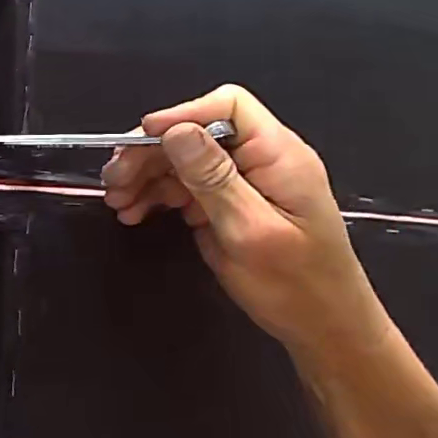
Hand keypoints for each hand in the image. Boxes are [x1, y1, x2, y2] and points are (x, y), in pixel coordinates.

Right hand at [101, 84, 383, 357]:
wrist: (324, 331)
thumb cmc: (297, 284)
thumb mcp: (250, 231)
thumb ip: (213, 179)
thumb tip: (175, 131)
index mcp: (277, 154)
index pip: (228, 106)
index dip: (183, 115)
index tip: (143, 139)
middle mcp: (258, 159)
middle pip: (196, 134)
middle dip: (152, 152)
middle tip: (113, 179)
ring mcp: (242, 182)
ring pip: (184, 161)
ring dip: (146, 176)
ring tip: (116, 199)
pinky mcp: (227, 204)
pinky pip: (186, 187)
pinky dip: (157, 196)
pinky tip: (134, 211)